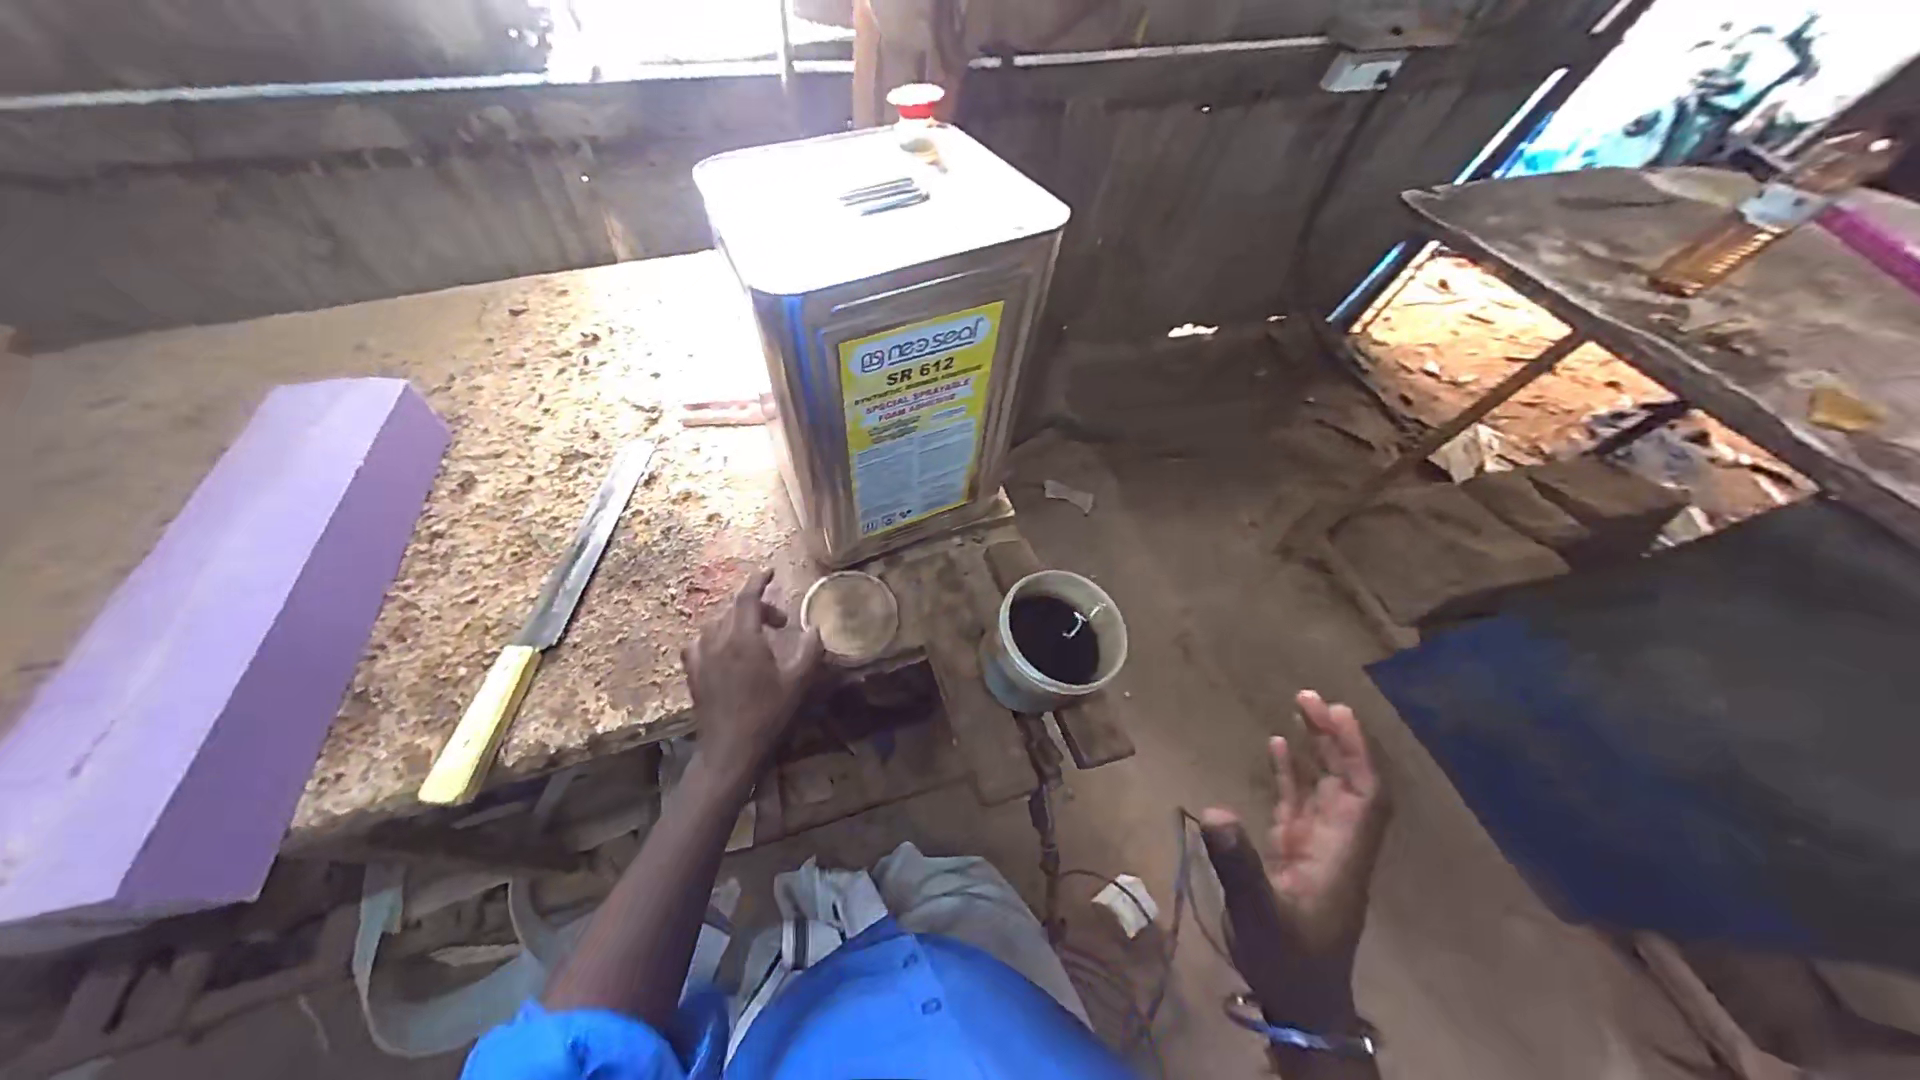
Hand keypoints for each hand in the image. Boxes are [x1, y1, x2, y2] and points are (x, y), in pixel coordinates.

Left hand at [681, 568, 822, 789]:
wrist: (730, 748)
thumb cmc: (767, 714)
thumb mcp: (798, 683)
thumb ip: (809, 651)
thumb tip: (815, 629)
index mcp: (744, 639)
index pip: (748, 598)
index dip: (759, 581)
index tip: (771, 572)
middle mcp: (719, 641)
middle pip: (735, 609)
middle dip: (758, 607)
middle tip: (781, 623)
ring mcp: (701, 657)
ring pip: (717, 623)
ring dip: (738, 621)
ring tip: (756, 636)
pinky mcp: (693, 673)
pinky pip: (699, 642)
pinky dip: (714, 637)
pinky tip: (722, 648)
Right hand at [1200, 690, 1387, 1029]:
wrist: (1300, 1003)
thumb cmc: (1288, 960)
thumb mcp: (1259, 914)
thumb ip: (1239, 865)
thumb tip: (1215, 812)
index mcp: (1342, 852)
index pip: (1365, 792)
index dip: (1356, 751)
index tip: (1337, 712)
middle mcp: (1337, 843)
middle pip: (1349, 781)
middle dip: (1337, 739)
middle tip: (1309, 697)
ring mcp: (1318, 847)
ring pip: (1327, 788)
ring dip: (1318, 750)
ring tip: (1300, 709)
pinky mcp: (1297, 853)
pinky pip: (1300, 803)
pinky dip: (1293, 773)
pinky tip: (1279, 746)